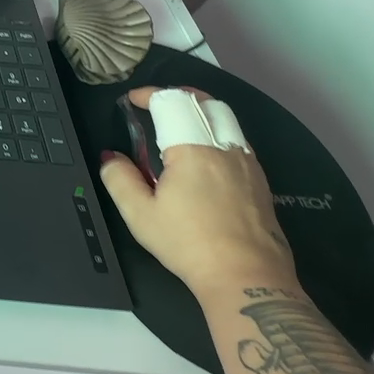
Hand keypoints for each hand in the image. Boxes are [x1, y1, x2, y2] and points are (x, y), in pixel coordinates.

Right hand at [97, 87, 296, 298]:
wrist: (248, 280)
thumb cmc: (189, 244)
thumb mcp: (139, 213)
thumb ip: (119, 178)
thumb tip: (111, 157)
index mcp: (194, 151)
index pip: (173, 103)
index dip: (149, 94)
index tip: (132, 100)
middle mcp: (227, 151)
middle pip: (209, 104)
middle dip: (181, 95)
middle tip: (158, 103)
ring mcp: (250, 167)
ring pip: (228, 123)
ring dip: (201, 114)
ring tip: (178, 128)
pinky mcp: (262, 184)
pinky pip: (238, 144)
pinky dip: (217, 136)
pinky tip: (203, 158)